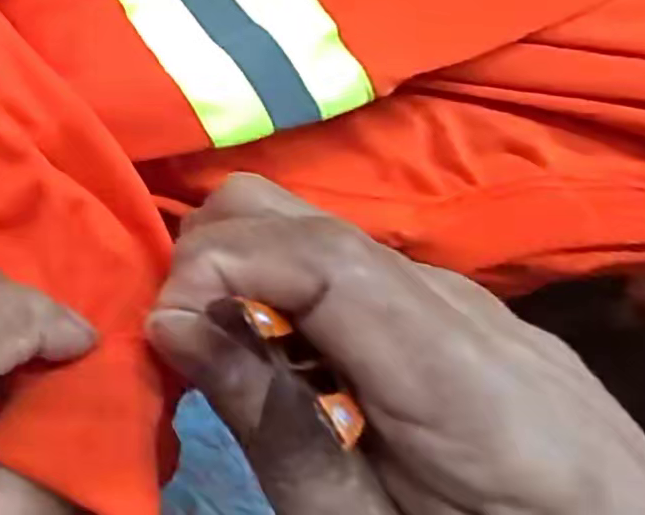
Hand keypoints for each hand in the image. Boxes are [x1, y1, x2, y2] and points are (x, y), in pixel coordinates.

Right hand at [147, 174, 644, 514]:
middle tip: (192, 338)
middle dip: (213, 254)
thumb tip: (168, 323)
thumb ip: (274, 428)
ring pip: (309, 225)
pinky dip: (280, 283)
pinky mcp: (455, 309)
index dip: (220, 265)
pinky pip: (340, 261)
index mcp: (477, 388)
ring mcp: (467, 302)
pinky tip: (294, 358)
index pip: (324, 257)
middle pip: (300, 215)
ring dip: (240, 266)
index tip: (167, 326)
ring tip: (236, 350)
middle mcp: (471, 312)